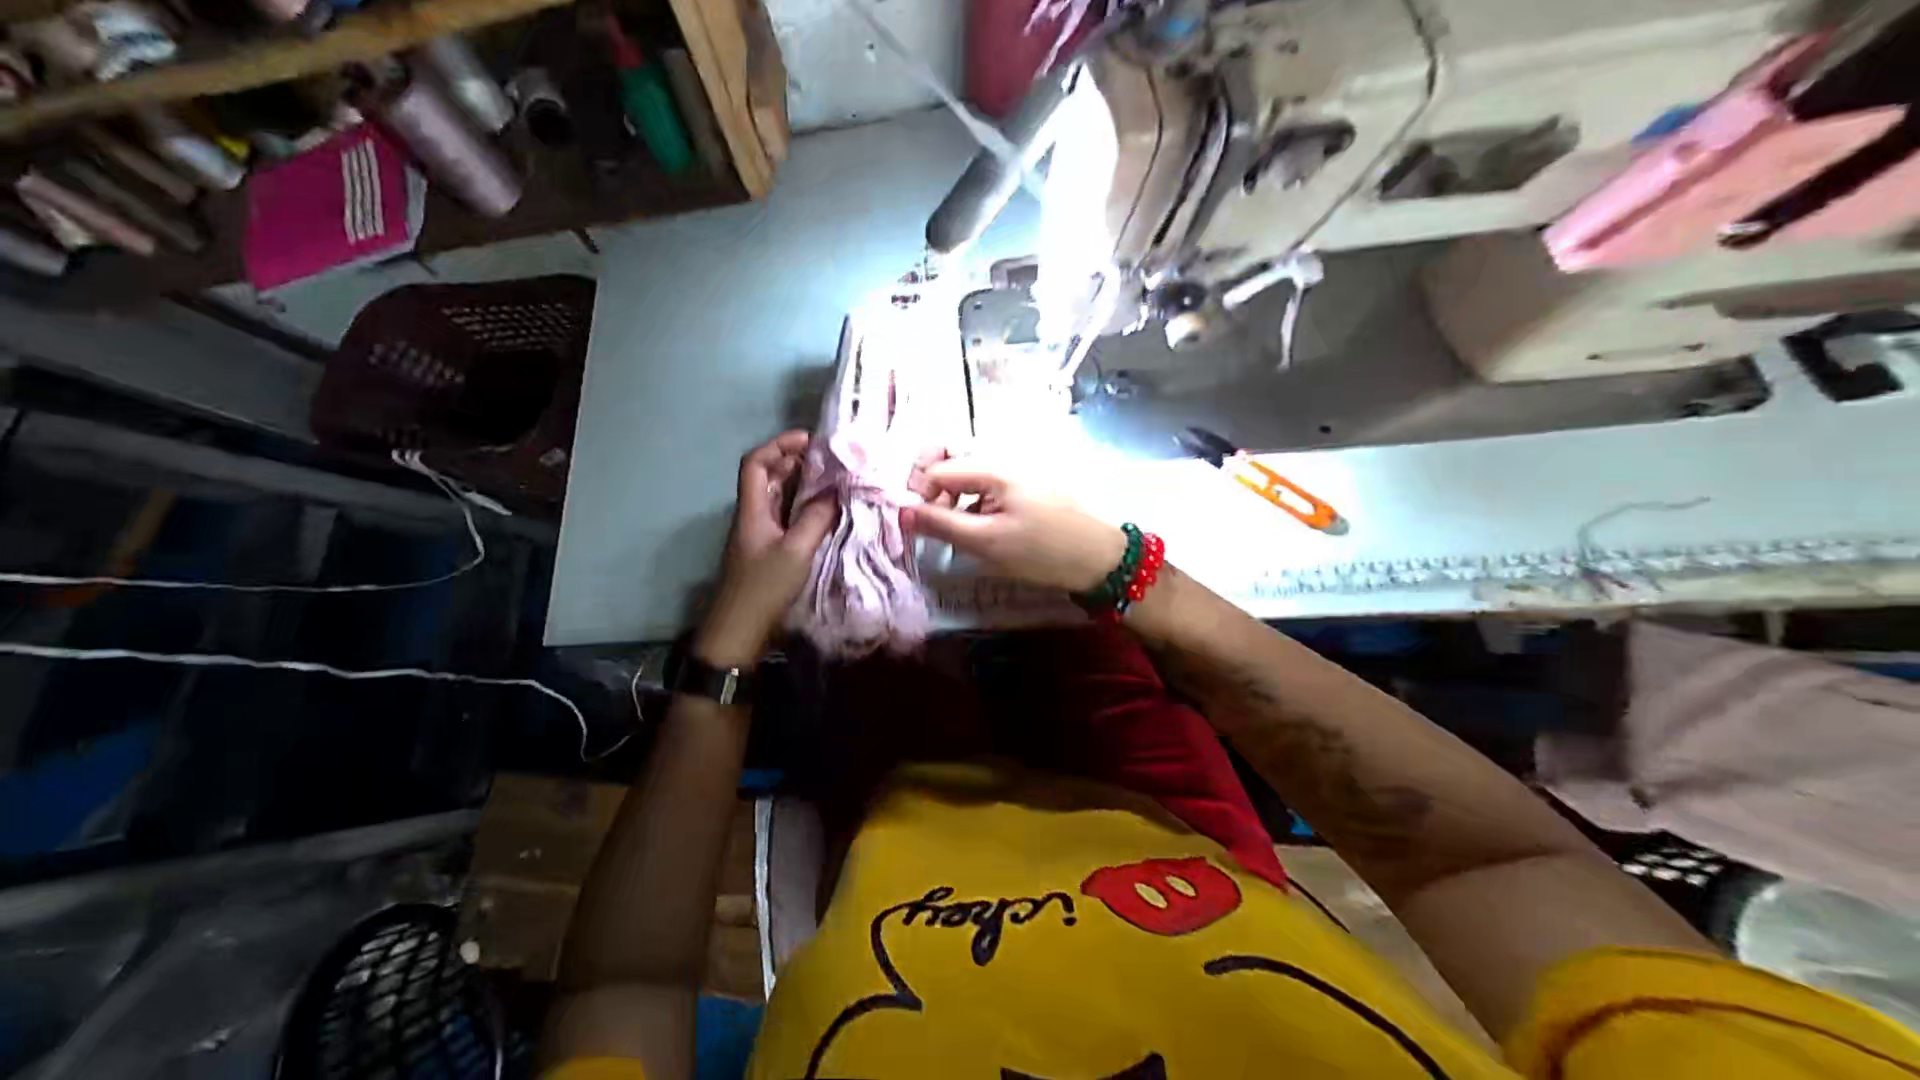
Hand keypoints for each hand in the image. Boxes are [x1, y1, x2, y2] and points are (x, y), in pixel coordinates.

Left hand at [695, 431, 839, 666]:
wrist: (740, 632)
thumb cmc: (763, 588)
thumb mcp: (795, 551)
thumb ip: (817, 518)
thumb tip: (836, 493)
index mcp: (752, 509)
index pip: (756, 463)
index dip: (778, 445)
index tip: (810, 441)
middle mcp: (754, 515)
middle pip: (769, 476)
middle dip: (797, 462)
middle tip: (831, 460)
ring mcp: (762, 534)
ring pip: (781, 497)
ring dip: (804, 485)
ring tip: (835, 480)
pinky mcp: (770, 550)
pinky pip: (788, 518)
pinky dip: (806, 508)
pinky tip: (828, 511)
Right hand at [902, 459, 1125, 592]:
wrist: (1098, 559)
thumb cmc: (1042, 551)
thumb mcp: (987, 541)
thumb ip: (941, 524)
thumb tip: (901, 511)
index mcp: (992, 468)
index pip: (936, 469)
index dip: (919, 494)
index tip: (917, 525)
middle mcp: (1001, 462)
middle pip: (950, 466)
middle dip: (933, 494)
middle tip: (932, 527)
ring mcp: (1014, 475)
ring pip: (966, 480)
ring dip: (951, 502)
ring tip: (954, 534)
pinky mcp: (1023, 490)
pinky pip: (984, 490)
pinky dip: (971, 507)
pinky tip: (977, 531)